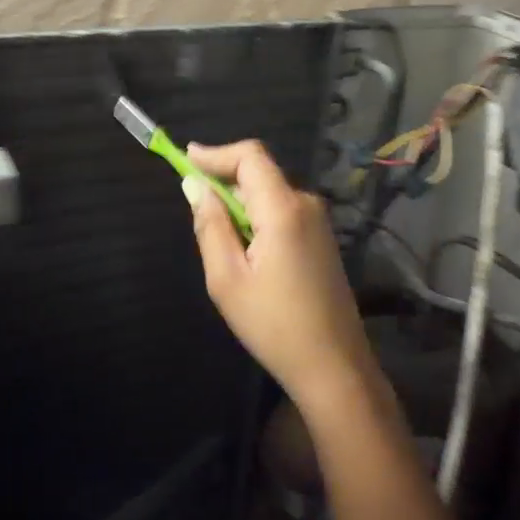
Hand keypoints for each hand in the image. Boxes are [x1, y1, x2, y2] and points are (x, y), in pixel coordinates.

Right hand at [182, 141, 380, 410]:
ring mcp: (318, 222)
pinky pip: (282, 212)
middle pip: (259, 173)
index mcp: (283, 209)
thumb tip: (194, 185)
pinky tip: (248, 256)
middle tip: (197, 213)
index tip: (185, 159)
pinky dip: (257, 219)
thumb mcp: (227, 279)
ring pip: (269, 194)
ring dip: (240, 205)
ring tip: (223, 247)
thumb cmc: (274, 325)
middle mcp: (306, 204)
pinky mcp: (322, 239)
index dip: (216, 153)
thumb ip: (210, 225)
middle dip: (224, 181)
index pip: (250, 155)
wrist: (335, 367)